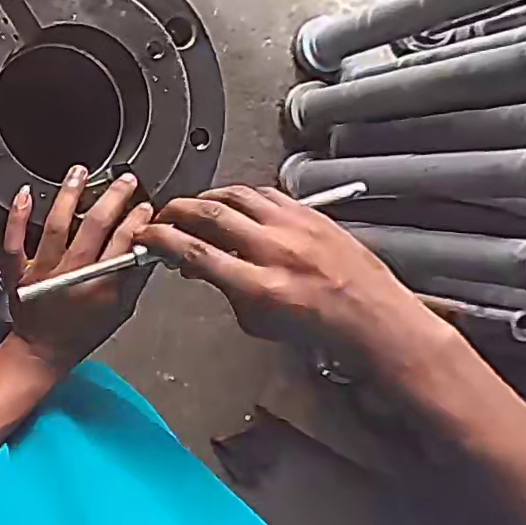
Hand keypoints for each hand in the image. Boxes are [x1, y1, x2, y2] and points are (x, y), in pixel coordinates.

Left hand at [1, 166, 154, 376]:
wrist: (42, 350)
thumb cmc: (80, 332)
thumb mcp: (118, 311)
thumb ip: (133, 280)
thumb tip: (150, 249)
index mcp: (99, 284)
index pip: (123, 242)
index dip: (137, 220)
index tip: (144, 206)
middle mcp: (71, 273)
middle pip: (93, 226)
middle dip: (113, 198)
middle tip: (124, 180)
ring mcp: (41, 269)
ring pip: (56, 224)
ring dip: (69, 194)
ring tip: (79, 172)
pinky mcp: (17, 270)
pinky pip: (14, 240)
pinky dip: (18, 216)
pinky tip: (24, 193)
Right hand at [135, 185, 459, 383]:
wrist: (377, 322)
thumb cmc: (323, 331)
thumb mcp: (258, 323)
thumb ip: (224, 289)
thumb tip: (200, 265)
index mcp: (261, 286)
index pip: (194, 251)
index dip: (161, 239)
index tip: (148, 236)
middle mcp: (278, 251)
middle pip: (209, 213)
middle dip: (176, 210)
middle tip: (165, 216)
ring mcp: (297, 228)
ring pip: (236, 194)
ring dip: (206, 197)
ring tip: (196, 207)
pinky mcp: (311, 216)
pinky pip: (266, 193)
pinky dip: (242, 196)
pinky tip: (236, 204)